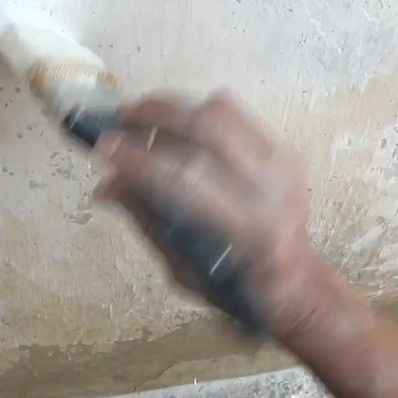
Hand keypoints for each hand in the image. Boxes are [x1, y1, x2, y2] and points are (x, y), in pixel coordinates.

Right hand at [92, 92, 326, 340]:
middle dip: (154, 117)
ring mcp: (282, 163)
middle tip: (119, 119)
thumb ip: (149, 222)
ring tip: (141, 119)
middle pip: (207, 128)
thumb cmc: (236, 288)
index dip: (139, 160)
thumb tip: (106, 186)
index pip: (185, 179)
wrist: (294, 281)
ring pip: (220, 112)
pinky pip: (233, 115)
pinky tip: (172, 127)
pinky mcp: (282, 149)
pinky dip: (195, 115)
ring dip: (174, 109)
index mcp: (248, 231)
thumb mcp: (183, 268)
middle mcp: (271, 188)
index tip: (103, 148)